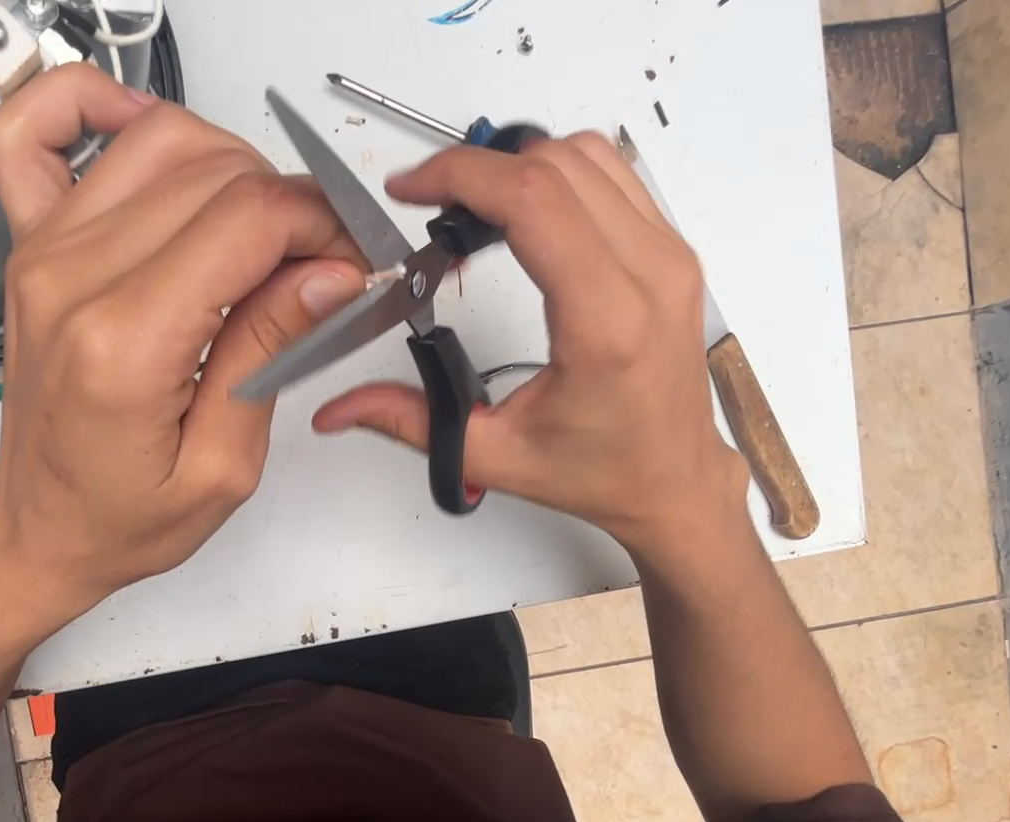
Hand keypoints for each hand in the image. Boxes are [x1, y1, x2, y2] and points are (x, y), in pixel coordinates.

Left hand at [0, 66, 365, 640]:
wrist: (42, 527)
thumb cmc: (119, 516)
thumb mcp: (223, 467)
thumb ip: (270, 353)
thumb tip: (328, 273)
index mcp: (125, 345)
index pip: (249, 220)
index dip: (323, 224)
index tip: (352, 258)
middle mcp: (73, 280)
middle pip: (216, 174)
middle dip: (293, 205)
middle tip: (319, 260)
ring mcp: (45, 253)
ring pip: (160, 140)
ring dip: (232, 168)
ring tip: (259, 232)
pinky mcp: (31, 248)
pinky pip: (34, 131)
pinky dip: (88, 103)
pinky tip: (144, 134)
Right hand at [312, 132, 747, 563]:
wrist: (671, 478)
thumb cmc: (599, 471)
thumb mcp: (491, 455)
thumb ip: (408, 422)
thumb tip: (338, 409)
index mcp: (605, 324)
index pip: (534, 201)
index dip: (462, 176)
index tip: (412, 189)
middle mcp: (649, 274)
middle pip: (556, 164)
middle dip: (478, 167)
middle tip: (429, 204)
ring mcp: (668, 255)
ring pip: (588, 155)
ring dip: (518, 165)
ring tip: (468, 209)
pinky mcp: (670, 251)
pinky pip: (612, 175)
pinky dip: (555, 174)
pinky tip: (516, 215)